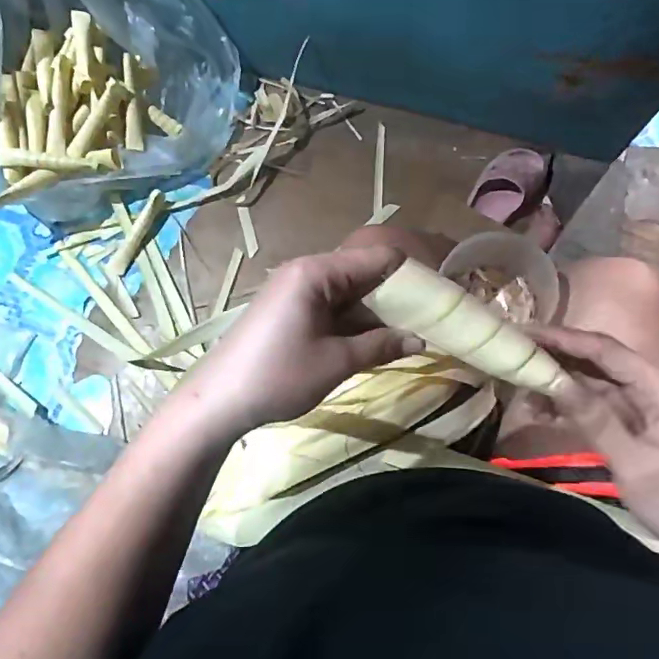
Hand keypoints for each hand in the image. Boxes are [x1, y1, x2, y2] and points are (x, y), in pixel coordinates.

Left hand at [170, 246, 422, 435]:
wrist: (218, 400)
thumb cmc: (278, 376)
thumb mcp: (336, 362)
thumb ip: (380, 345)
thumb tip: (420, 340)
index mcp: (316, 273)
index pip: (378, 258)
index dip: (412, 275)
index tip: (440, 299)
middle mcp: (305, 272)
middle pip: (363, 272)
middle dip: (396, 296)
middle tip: (431, 320)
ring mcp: (293, 290)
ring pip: (347, 292)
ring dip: (375, 311)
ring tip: (410, 333)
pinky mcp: (287, 310)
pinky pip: (329, 305)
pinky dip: (352, 320)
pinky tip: (373, 341)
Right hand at [522, 326, 658, 609]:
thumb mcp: (636, 465)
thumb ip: (595, 419)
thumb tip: (553, 381)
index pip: (607, 351)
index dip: (563, 338)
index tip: (523, 332)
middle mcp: (657, 390)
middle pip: (599, 361)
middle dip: (556, 356)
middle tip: (511, 353)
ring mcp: (648, 409)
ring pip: (595, 383)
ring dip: (559, 382)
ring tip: (519, 385)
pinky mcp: (639, 428)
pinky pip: (599, 406)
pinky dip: (570, 405)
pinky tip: (542, 410)